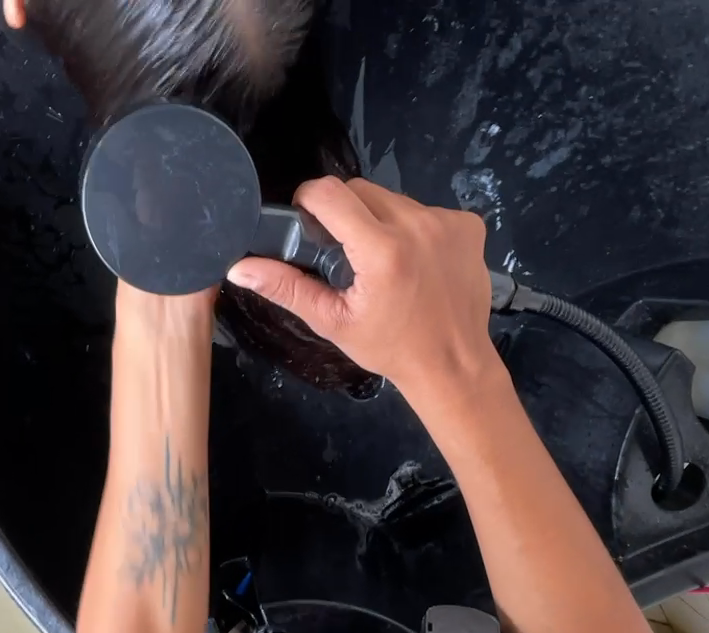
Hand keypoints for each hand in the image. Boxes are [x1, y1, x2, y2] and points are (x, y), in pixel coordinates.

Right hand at [225, 178, 500, 402]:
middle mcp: (417, 224)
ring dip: (379, 222)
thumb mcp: (333, 322)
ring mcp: (448, 221)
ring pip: (393, 199)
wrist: (452, 365)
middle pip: (361, 190)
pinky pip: (425, 210)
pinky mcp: (469, 224)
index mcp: (382, 250)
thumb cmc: (388, 348)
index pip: (329, 193)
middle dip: (344, 215)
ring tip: (383, 264)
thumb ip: (287, 288)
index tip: (307, 226)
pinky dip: (413, 229)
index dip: (308, 202)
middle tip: (344, 255)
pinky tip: (416, 263)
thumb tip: (239, 267)